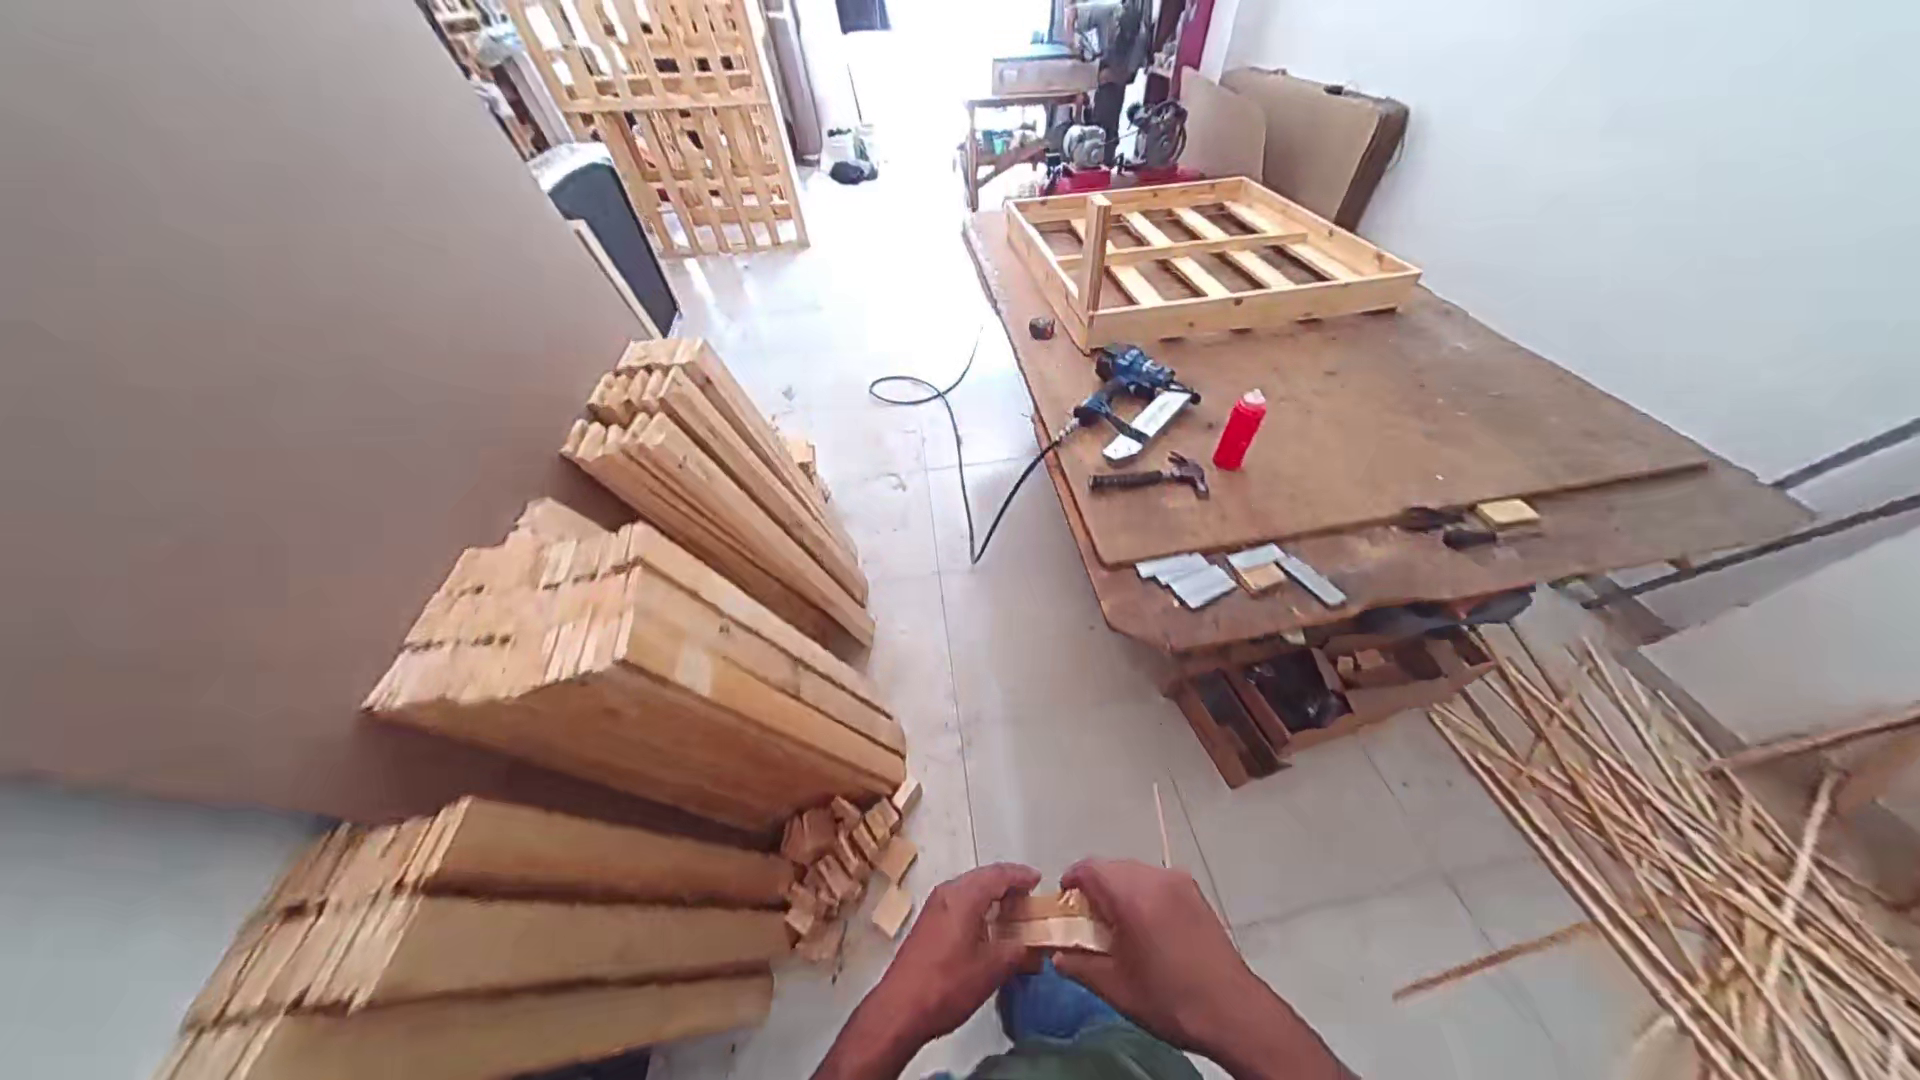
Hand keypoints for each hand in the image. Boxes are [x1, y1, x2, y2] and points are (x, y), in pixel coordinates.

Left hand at [811, 862, 1040, 1079]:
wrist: (900, 1008)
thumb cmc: (947, 985)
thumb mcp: (991, 970)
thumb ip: (1017, 952)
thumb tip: (1035, 948)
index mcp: (963, 896)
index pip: (998, 874)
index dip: (1020, 875)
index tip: (1038, 880)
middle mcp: (947, 892)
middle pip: (983, 876)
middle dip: (1007, 883)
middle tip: (1029, 897)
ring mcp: (935, 905)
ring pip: (970, 888)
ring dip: (992, 894)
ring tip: (1013, 911)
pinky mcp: (928, 921)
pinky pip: (960, 900)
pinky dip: (978, 905)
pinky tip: (988, 925)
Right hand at [1054, 859, 1351, 1079]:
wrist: (1234, 1012)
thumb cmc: (1169, 999)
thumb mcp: (1116, 988)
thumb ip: (1079, 965)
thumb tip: (1057, 954)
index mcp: (1131, 894)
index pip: (1089, 869)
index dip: (1071, 882)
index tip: (1065, 904)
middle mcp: (1154, 877)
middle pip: (1111, 867)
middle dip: (1095, 887)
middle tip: (1089, 920)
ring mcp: (1178, 881)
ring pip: (1134, 872)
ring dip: (1119, 889)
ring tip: (1118, 925)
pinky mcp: (1194, 892)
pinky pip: (1156, 880)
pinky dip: (1142, 893)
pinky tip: (1146, 925)